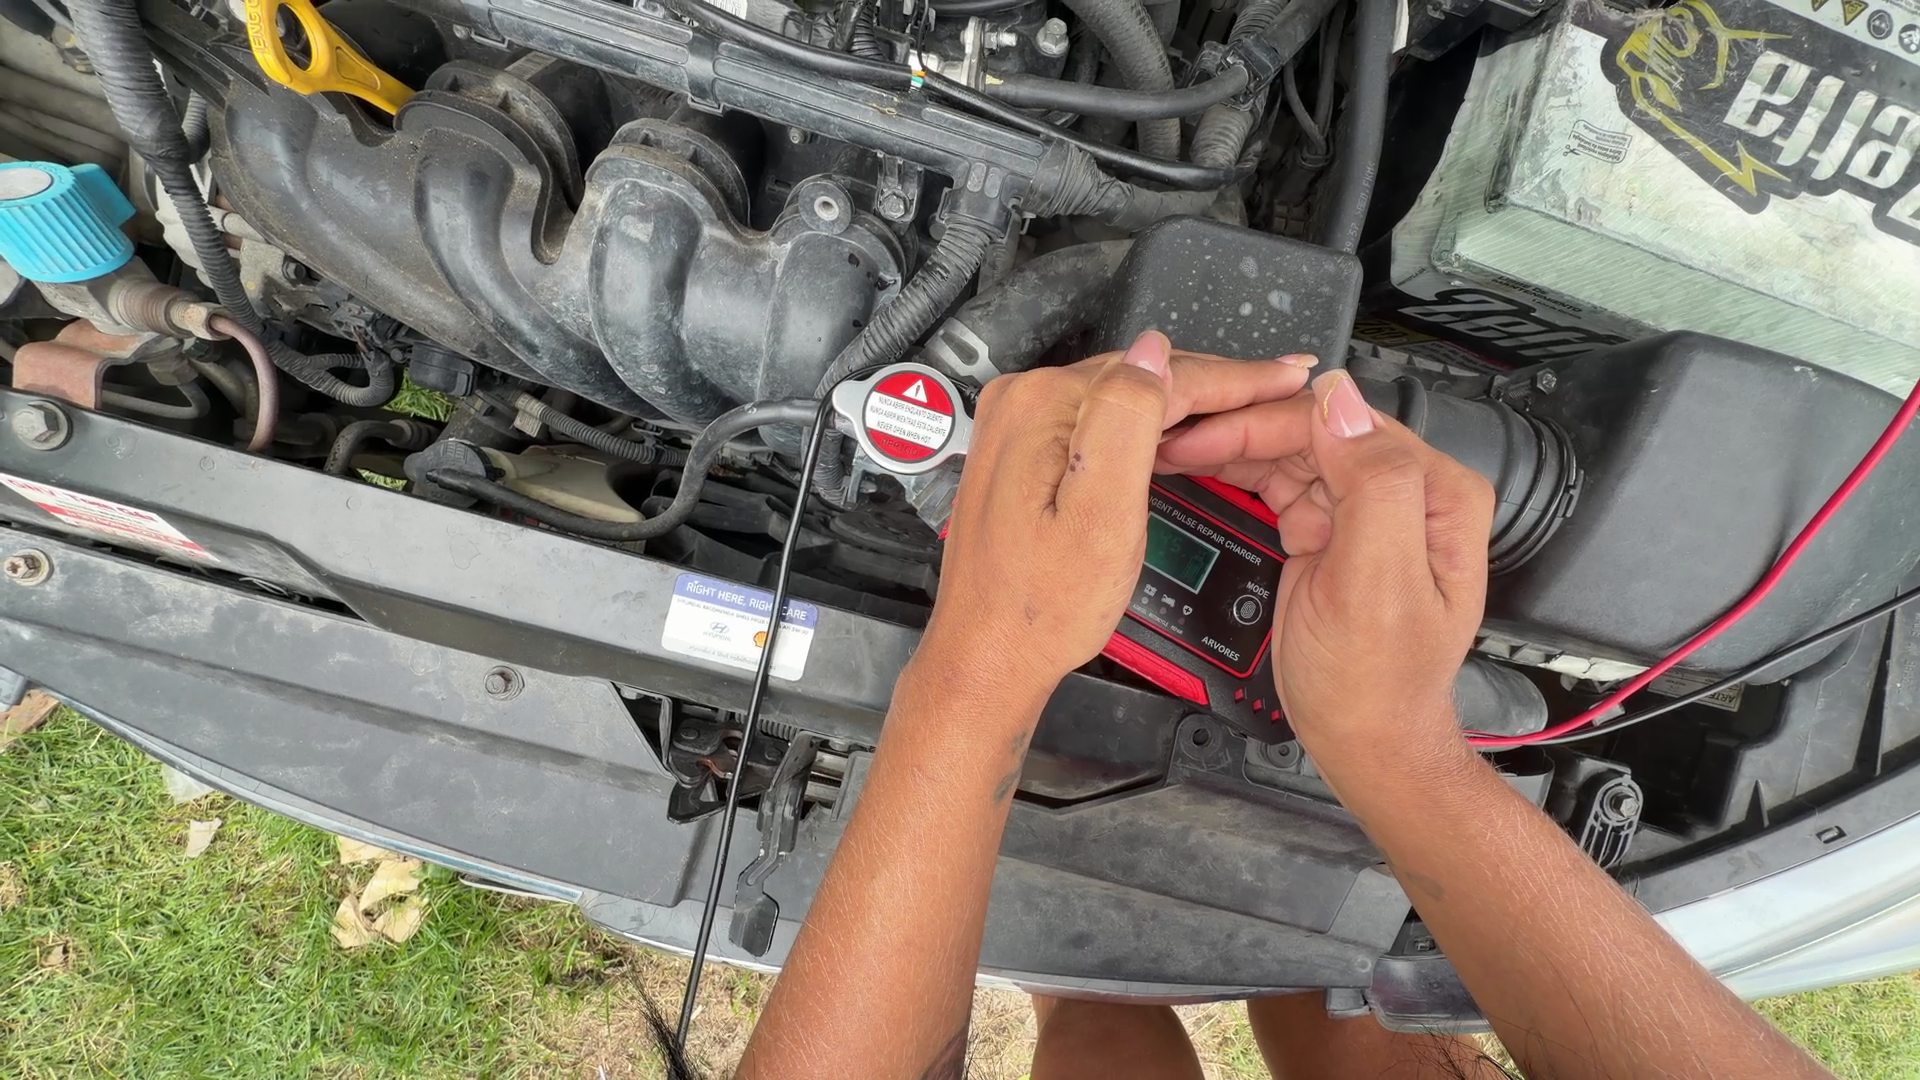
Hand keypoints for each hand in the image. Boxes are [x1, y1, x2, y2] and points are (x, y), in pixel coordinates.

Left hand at [917, 332, 1314, 707]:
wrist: (988, 651)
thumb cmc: (1041, 606)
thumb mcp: (1101, 517)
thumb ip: (1127, 423)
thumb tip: (1152, 353)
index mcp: (1041, 409)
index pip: (1156, 375)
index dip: (1232, 379)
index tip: (1286, 376)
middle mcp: (1018, 406)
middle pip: (1135, 381)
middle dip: (1210, 385)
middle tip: (1277, 386)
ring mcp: (1013, 430)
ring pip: (1117, 402)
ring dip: (1178, 405)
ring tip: (1241, 406)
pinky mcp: (1017, 455)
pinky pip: (1092, 425)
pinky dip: (1138, 427)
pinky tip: (1171, 433)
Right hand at [1157, 371, 1493, 770]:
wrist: (1360, 732)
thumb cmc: (1374, 677)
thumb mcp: (1376, 585)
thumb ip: (1371, 485)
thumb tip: (1336, 400)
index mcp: (1430, 492)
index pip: (1336, 424)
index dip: (1260, 422)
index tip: (1198, 435)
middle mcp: (1398, 490)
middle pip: (1306, 430)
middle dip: (1235, 430)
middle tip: (1171, 440)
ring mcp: (1356, 507)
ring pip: (1284, 451)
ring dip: (1227, 447)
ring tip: (1172, 450)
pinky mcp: (1321, 526)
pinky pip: (1273, 481)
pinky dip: (1234, 472)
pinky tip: (1201, 467)